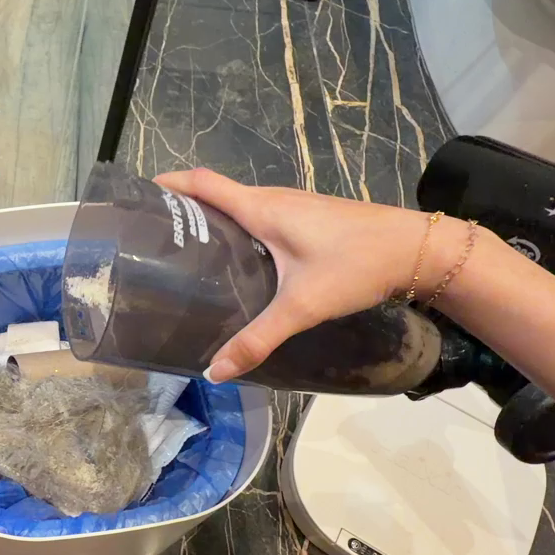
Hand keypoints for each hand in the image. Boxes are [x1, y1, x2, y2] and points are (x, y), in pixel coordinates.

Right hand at [155, 169, 473, 381]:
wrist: (417, 249)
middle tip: (151, 238)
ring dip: (208, 218)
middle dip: (180, 207)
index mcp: (260, 208)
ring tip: (182, 251)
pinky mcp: (306, 218)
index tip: (137, 197)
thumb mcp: (302, 305)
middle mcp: (271, 199)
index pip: (201, 182)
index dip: (167, 183)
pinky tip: (233, 260)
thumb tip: (215, 372)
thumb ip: (258, 338)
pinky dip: (234, 227)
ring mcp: (291, 206)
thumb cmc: (354, 265)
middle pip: (214, 192)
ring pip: (237, 204)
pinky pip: (256, 215)